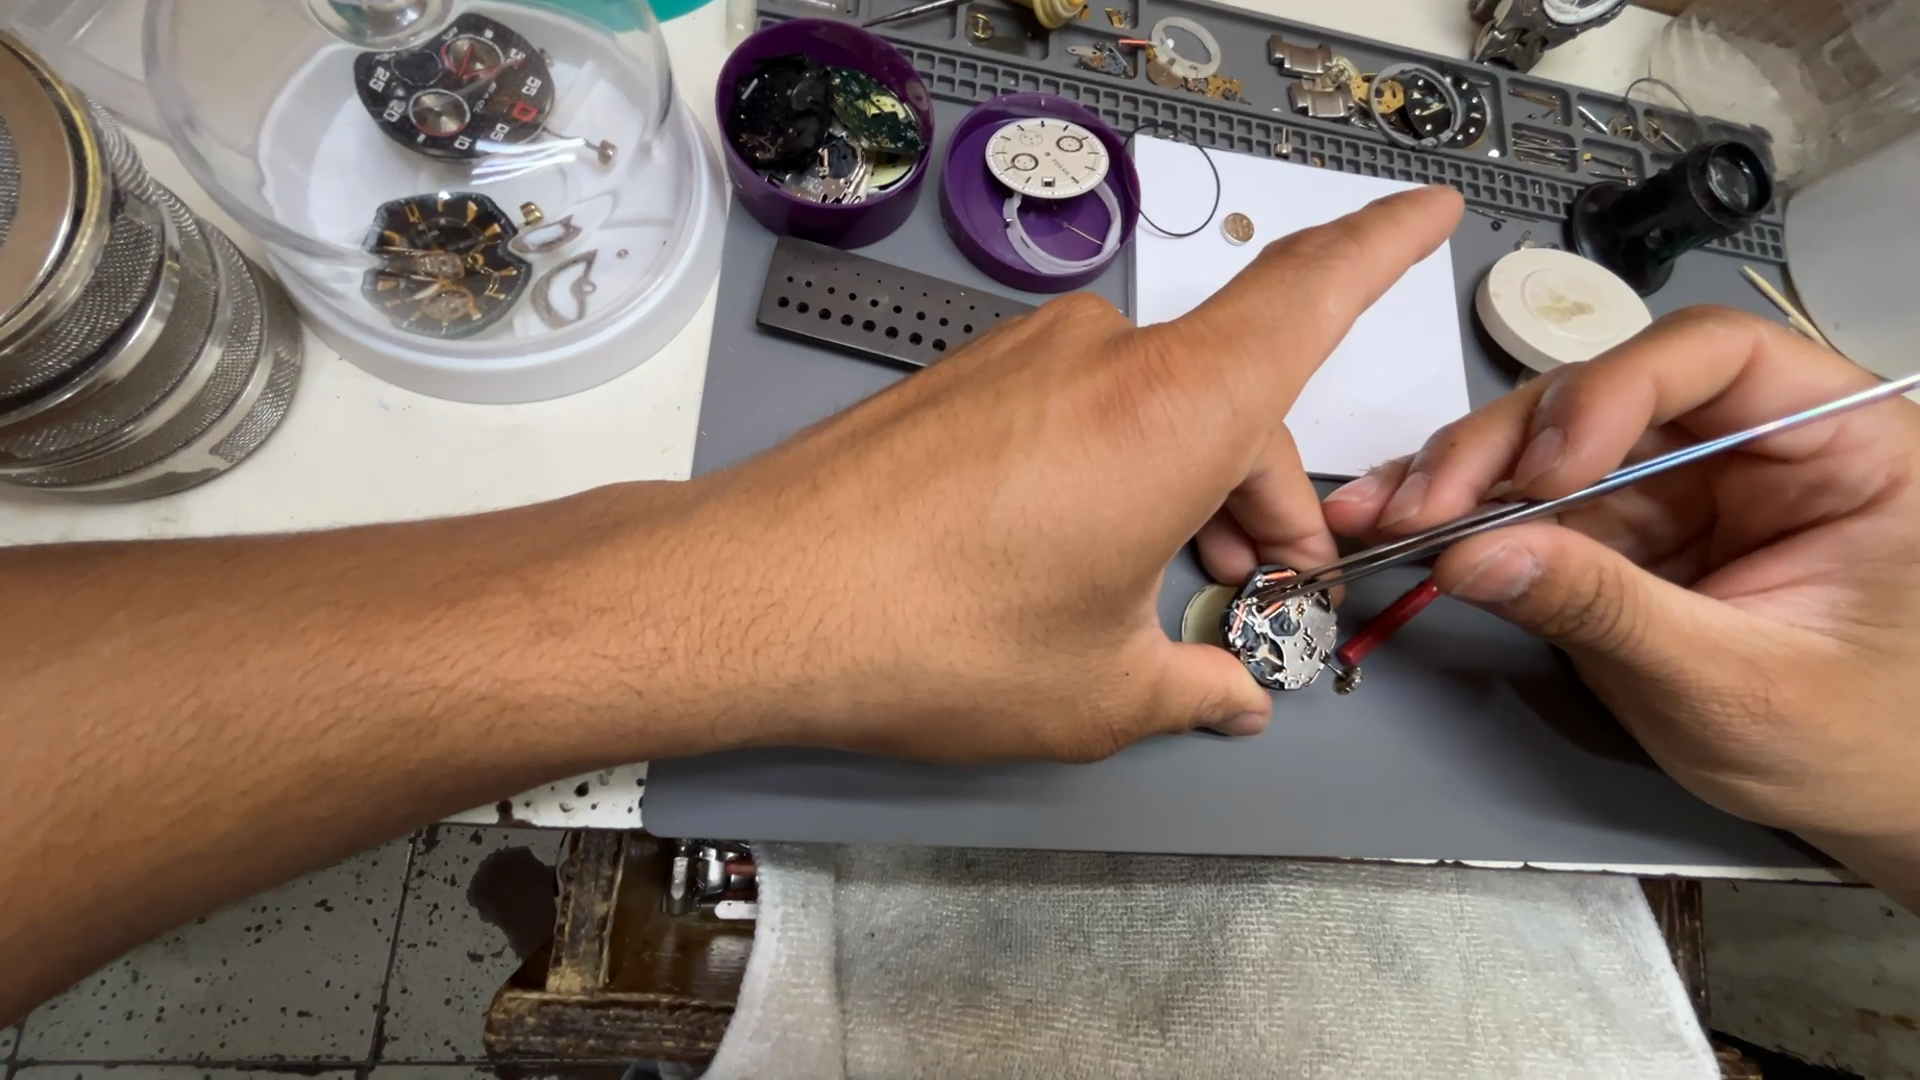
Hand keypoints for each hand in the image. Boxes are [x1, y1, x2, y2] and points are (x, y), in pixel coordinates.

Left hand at [657, 187, 1462, 762]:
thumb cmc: (931, 637)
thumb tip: (1228, 700)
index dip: (1379, 248)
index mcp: (1170, 410)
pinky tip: (1075, 549)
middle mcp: (1099, 357)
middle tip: (1249, 590)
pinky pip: (1073, 410)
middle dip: (1256, 497)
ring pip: (1148, 408)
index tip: (1424, 214)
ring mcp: (1019, 360)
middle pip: (1228, 400)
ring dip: (1177, 488)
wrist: (758, 597)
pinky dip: (1104, 469)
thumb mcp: (1095, 690)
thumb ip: (1188, 688)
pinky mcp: (962, 383)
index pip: (1308, 292)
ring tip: (1155, 587)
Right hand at [1321, 308, 1919, 891]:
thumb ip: (1604, 609)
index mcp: (1831, 450)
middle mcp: (1722, 447)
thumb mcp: (1732, 681)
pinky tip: (1379, 522)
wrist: (1851, 794)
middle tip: (1415, 512)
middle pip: (1582, 400)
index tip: (1542, 476)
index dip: (1608, 396)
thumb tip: (1470, 559)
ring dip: (1437, 478)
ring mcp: (1643, 488)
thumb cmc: (1854, 740)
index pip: (1711, 361)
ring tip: (1371, 516)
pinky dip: (1433, 513)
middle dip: (1487, 452)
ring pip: (1519, 445)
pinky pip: (1495, 502)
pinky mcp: (1583, 529)